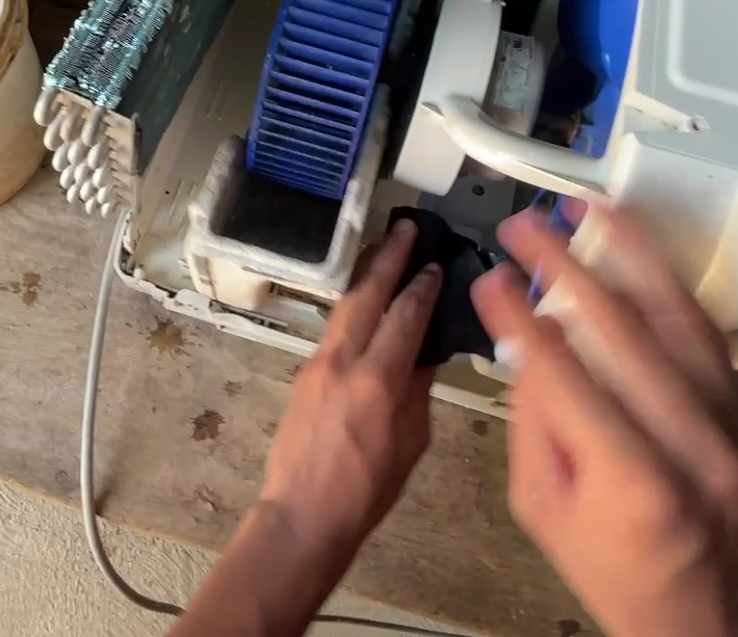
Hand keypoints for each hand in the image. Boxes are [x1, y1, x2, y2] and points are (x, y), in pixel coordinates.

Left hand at [258, 217, 441, 554]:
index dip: (421, 287)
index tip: (434, 263)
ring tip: (383, 247)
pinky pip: (334, 328)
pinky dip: (353, 305)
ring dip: (366, 274)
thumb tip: (425, 352)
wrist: (303, 513)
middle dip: (387, 256)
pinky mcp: (304, 371)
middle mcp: (343, 360)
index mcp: (377, 380)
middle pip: (367, 294)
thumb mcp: (411, 442)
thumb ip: (417, 390)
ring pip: (345, 306)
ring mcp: (317, 362)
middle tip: (403, 225)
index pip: (405, 317)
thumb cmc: (367, 488)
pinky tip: (365, 299)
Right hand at [473, 204, 737, 636]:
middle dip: (563, 265)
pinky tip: (636, 249)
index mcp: (636, 480)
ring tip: (587, 208)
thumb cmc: (616, 574)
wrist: (709, 626)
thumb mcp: (542, 505)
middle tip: (525, 227)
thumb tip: (527, 338)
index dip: (521, 317)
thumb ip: (534, 416)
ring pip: (676, 314)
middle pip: (622, 329)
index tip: (492, 278)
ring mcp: (730, 424)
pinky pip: (704, 329)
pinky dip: (665, 280)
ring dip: (627, 250)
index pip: (565, 372)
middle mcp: (695, 444)